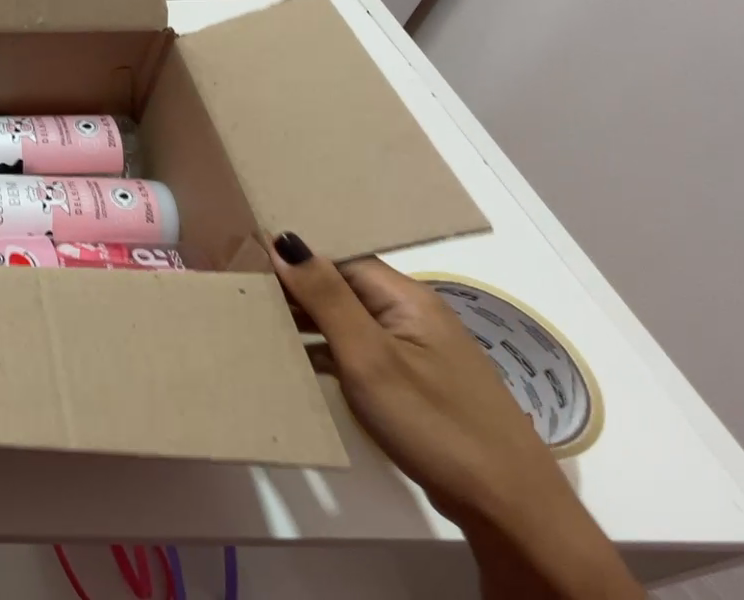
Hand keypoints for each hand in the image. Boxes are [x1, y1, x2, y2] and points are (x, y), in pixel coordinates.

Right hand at [268, 232, 556, 526]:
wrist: (506, 503)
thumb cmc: (433, 422)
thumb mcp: (370, 357)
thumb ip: (326, 298)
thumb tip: (285, 240)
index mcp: (406, 298)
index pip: (339, 256)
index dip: (293, 254)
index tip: (241, 257)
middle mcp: (410, 314)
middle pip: (341, 284)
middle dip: (292, 284)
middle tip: (237, 288)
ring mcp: (411, 349)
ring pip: (344, 317)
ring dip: (303, 317)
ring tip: (251, 316)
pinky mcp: (407, 380)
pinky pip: (353, 348)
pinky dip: (320, 348)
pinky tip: (288, 356)